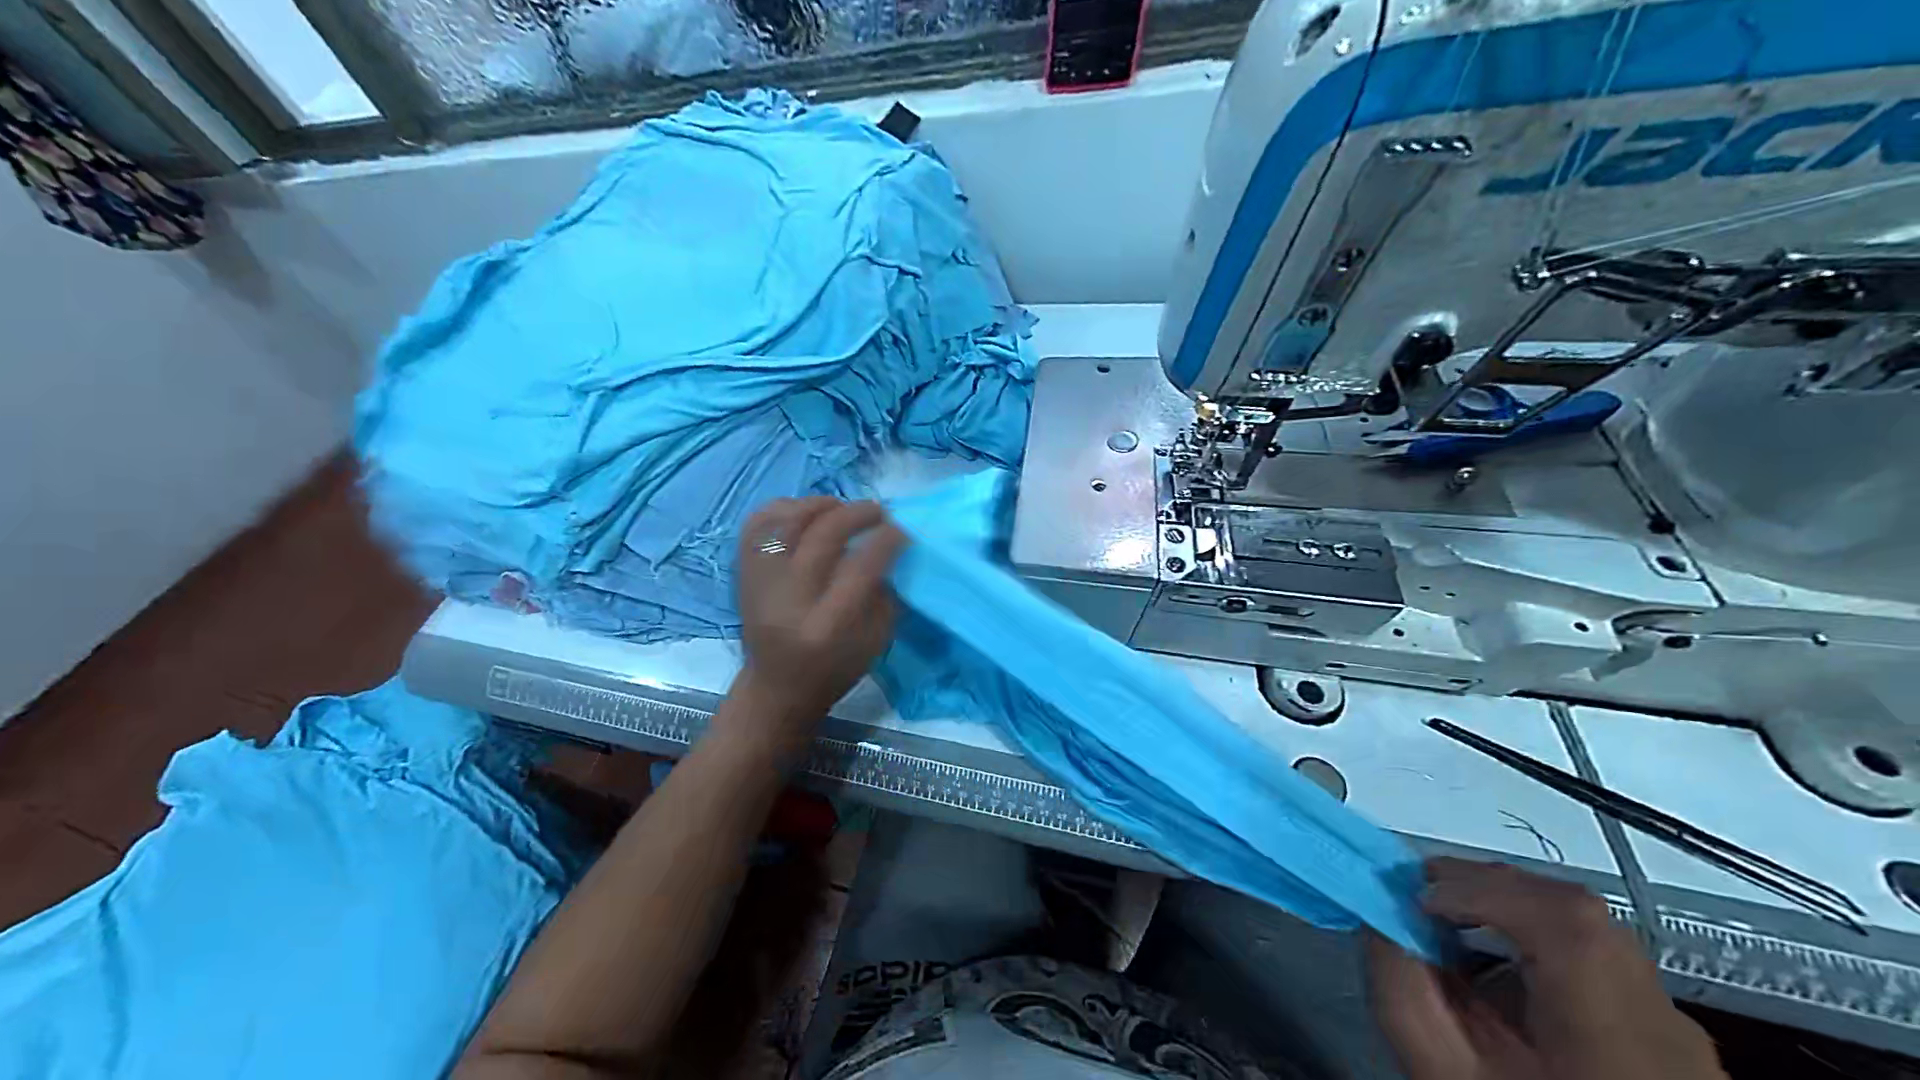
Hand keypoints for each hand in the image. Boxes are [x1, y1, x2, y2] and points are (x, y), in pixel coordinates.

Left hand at [728, 497, 906, 753]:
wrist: (776, 686)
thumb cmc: (835, 667)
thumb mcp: (875, 639)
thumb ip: (884, 591)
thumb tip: (889, 545)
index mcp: (827, 627)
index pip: (859, 568)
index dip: (885, 541)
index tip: (900, 531)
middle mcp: (789, 600)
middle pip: (822, 537)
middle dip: (857, 514)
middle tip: (877, 512)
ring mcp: (759, 584)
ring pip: (785, 522)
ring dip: (819, 505)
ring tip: (841, 508)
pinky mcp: (743, 574)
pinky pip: (757, 525)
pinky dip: (783, 509)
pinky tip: (806, 512)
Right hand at [1368, 858, 1726, 1079]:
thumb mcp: (1440, 1070)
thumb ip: (1400, 988)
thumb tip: (1378, 912)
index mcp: (1614, 1040)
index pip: (1565, 924)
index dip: (1484, 890)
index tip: (1420, 901)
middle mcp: (1663, 1023)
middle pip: (1576, 914)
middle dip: (1488, 887)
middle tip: (1423, 896)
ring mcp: (1675, 1029)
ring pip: (1586, 929)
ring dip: (1508, 907)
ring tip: (1450, 923)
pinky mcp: (1668, 1035)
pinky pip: (1596, 957)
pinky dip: (1535, 937)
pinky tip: (1498, 968)